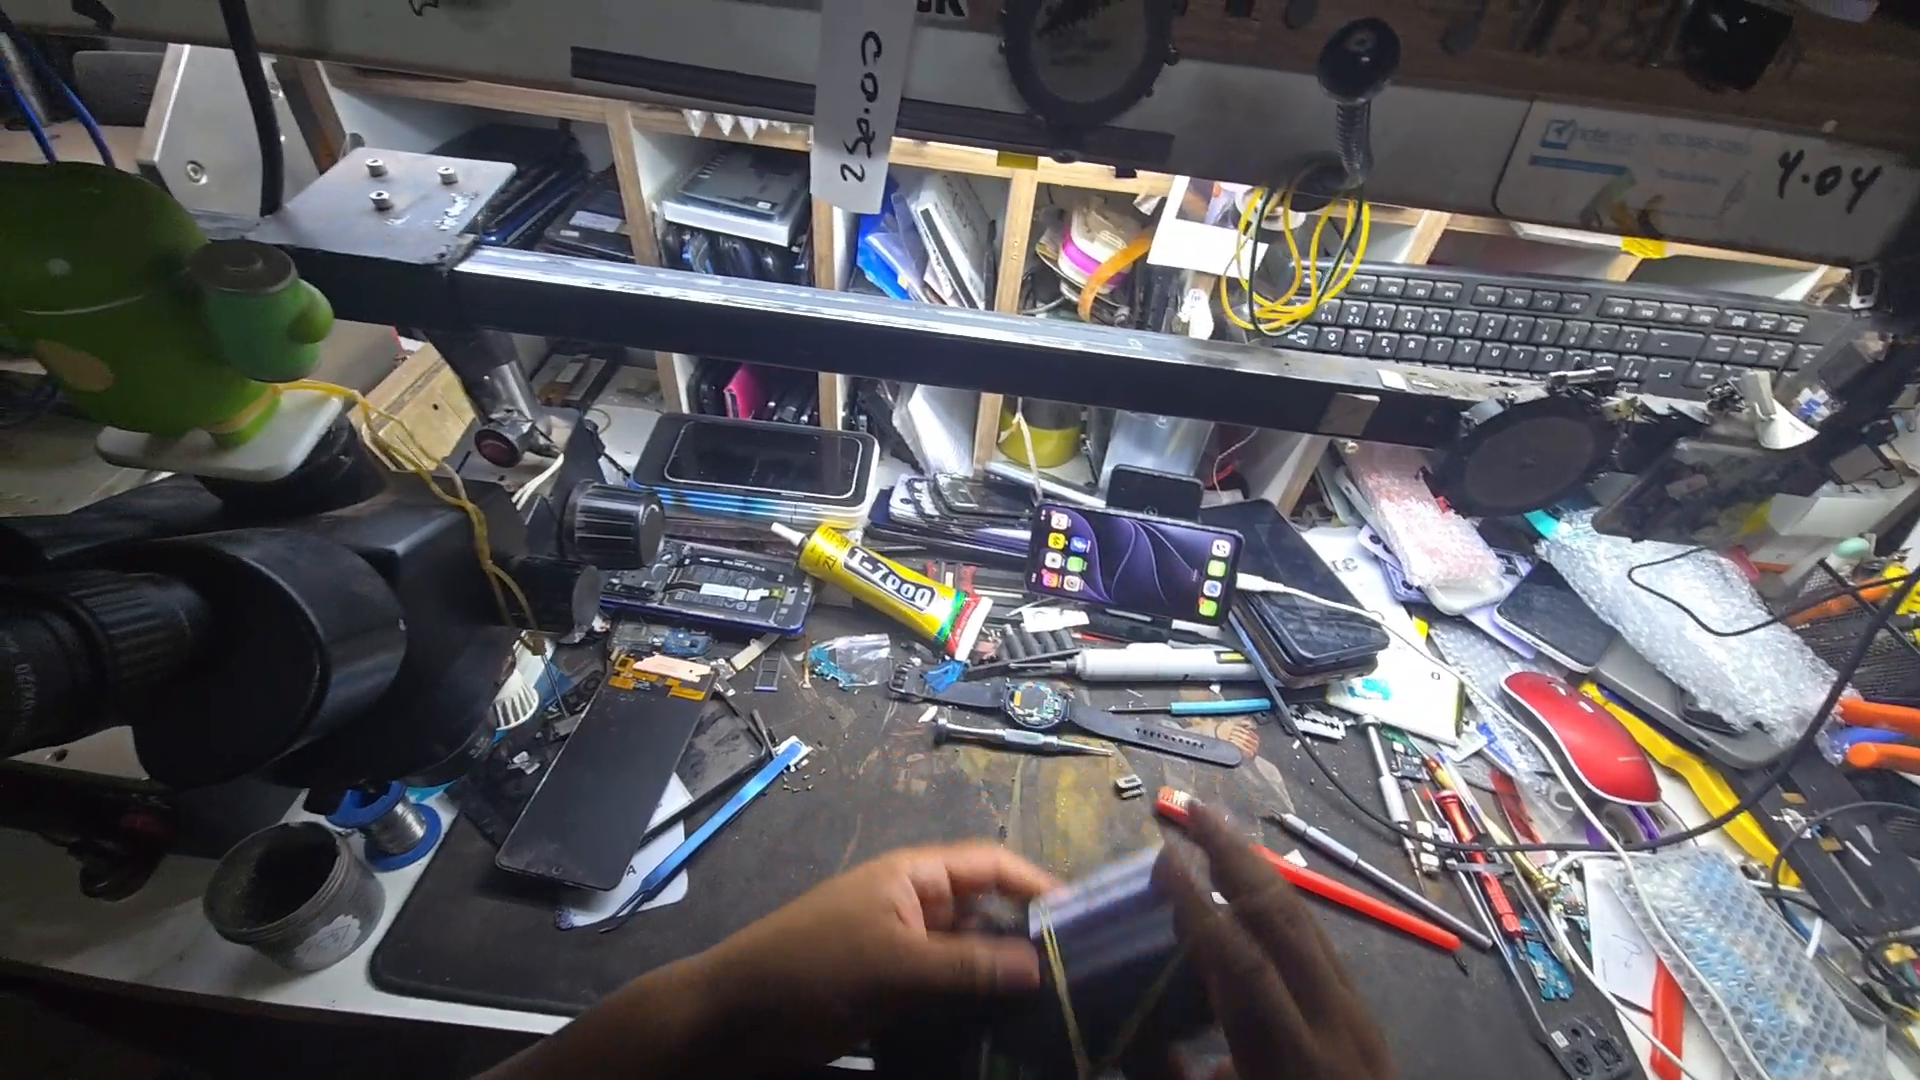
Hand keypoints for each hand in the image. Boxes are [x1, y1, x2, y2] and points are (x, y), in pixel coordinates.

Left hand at [690, 842, 1058, 1067]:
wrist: (734, 1018)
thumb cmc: (813, 968)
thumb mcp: (892, 964)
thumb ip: (965, 966)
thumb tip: (1038, 966)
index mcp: (915, 876)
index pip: (990, 864)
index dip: (1036, 883)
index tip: (1084, 916)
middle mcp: (917, 905)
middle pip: (986, 910)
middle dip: (1028, 936)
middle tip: (1081, 975)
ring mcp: (906, 949)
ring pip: (971, 956)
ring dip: (1005, 977)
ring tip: (1057, 1007)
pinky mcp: (896, 990)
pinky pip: (949, 990)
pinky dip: (977, 1006)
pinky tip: (1008, 1030)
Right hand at [1158, 800, 1393, 1079]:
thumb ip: (1180, 1076)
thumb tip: (1136, 1038)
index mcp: (1290, 1055)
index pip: (1238, 959)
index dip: (1198, 904)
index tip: (1165, 858)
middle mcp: (1329, 1019)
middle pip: (1278, 917)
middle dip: (1232, 856)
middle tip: (1194, 811)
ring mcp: (1353, 1007)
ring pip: (1302, 915)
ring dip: (1255, 863)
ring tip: (1217, 825)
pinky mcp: (1362, 1003)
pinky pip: (1316, 932)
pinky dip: (1277, 892)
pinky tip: (1252, 873)